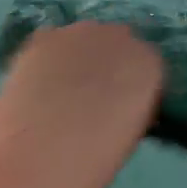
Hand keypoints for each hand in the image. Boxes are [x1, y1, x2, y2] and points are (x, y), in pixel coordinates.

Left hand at [0, 22, 163, 187]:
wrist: (44, 150)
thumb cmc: (93, 156)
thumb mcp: (128, 131)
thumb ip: (130, 105)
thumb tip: (118, 105)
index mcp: (150, 64)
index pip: (144, 65)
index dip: (128, 84)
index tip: (115, 104)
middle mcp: (123, 37)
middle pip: (116, 43)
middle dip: (104, 63)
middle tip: (86, 96)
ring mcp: (85, 31)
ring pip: (83, 39)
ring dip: (75, 57)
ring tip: (56, 90)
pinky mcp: (48, 36)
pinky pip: (50, 41)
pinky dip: (45, 56)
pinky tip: (36, 81)